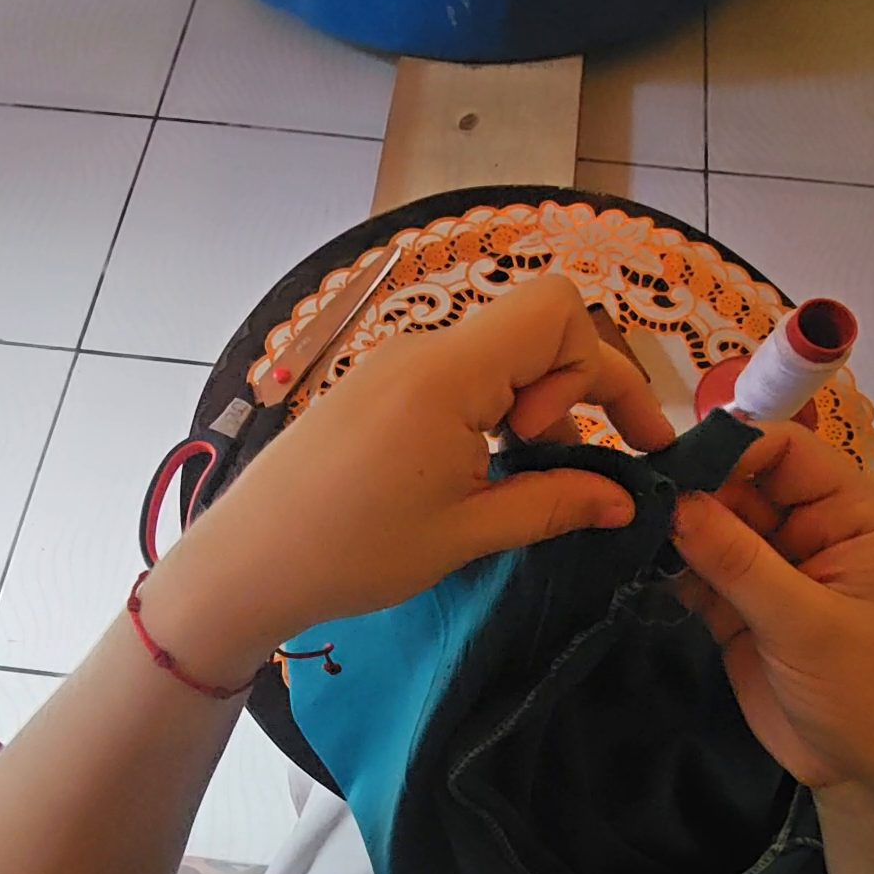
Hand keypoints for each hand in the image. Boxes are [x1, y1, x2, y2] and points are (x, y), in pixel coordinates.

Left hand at [140, 274, 674, 685]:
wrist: (249, 561)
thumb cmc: (354, 551)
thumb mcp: (467, 533)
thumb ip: (555, 504)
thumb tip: (624, 500)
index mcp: (450, 372)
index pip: (559, 312)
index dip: (599, 368)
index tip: (585, 441)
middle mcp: (425, 349)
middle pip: (535, 333)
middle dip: (577, 391)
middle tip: (576, 467)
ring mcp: (397, 364)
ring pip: (499, 360)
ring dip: (534, 408)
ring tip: (529, 479)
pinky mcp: (378, 387)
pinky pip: (460, 379)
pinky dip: (493, 413)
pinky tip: (484, 469)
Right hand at [669, 422, 873, 802]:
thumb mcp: (810, 626)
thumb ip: (739, 561)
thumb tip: (675, 500)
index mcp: (850, 518)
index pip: (787, 453)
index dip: (732, 448)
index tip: (670, 464)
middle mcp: (807, 533)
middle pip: (739, 486)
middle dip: (691, 491)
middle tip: (631, 500)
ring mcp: (771, 572)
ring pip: (712, 528)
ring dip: (673, 530)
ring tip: (622, 528)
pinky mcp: (740, 608)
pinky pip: (699, 571)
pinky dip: (669, 568)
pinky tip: (632, 564)